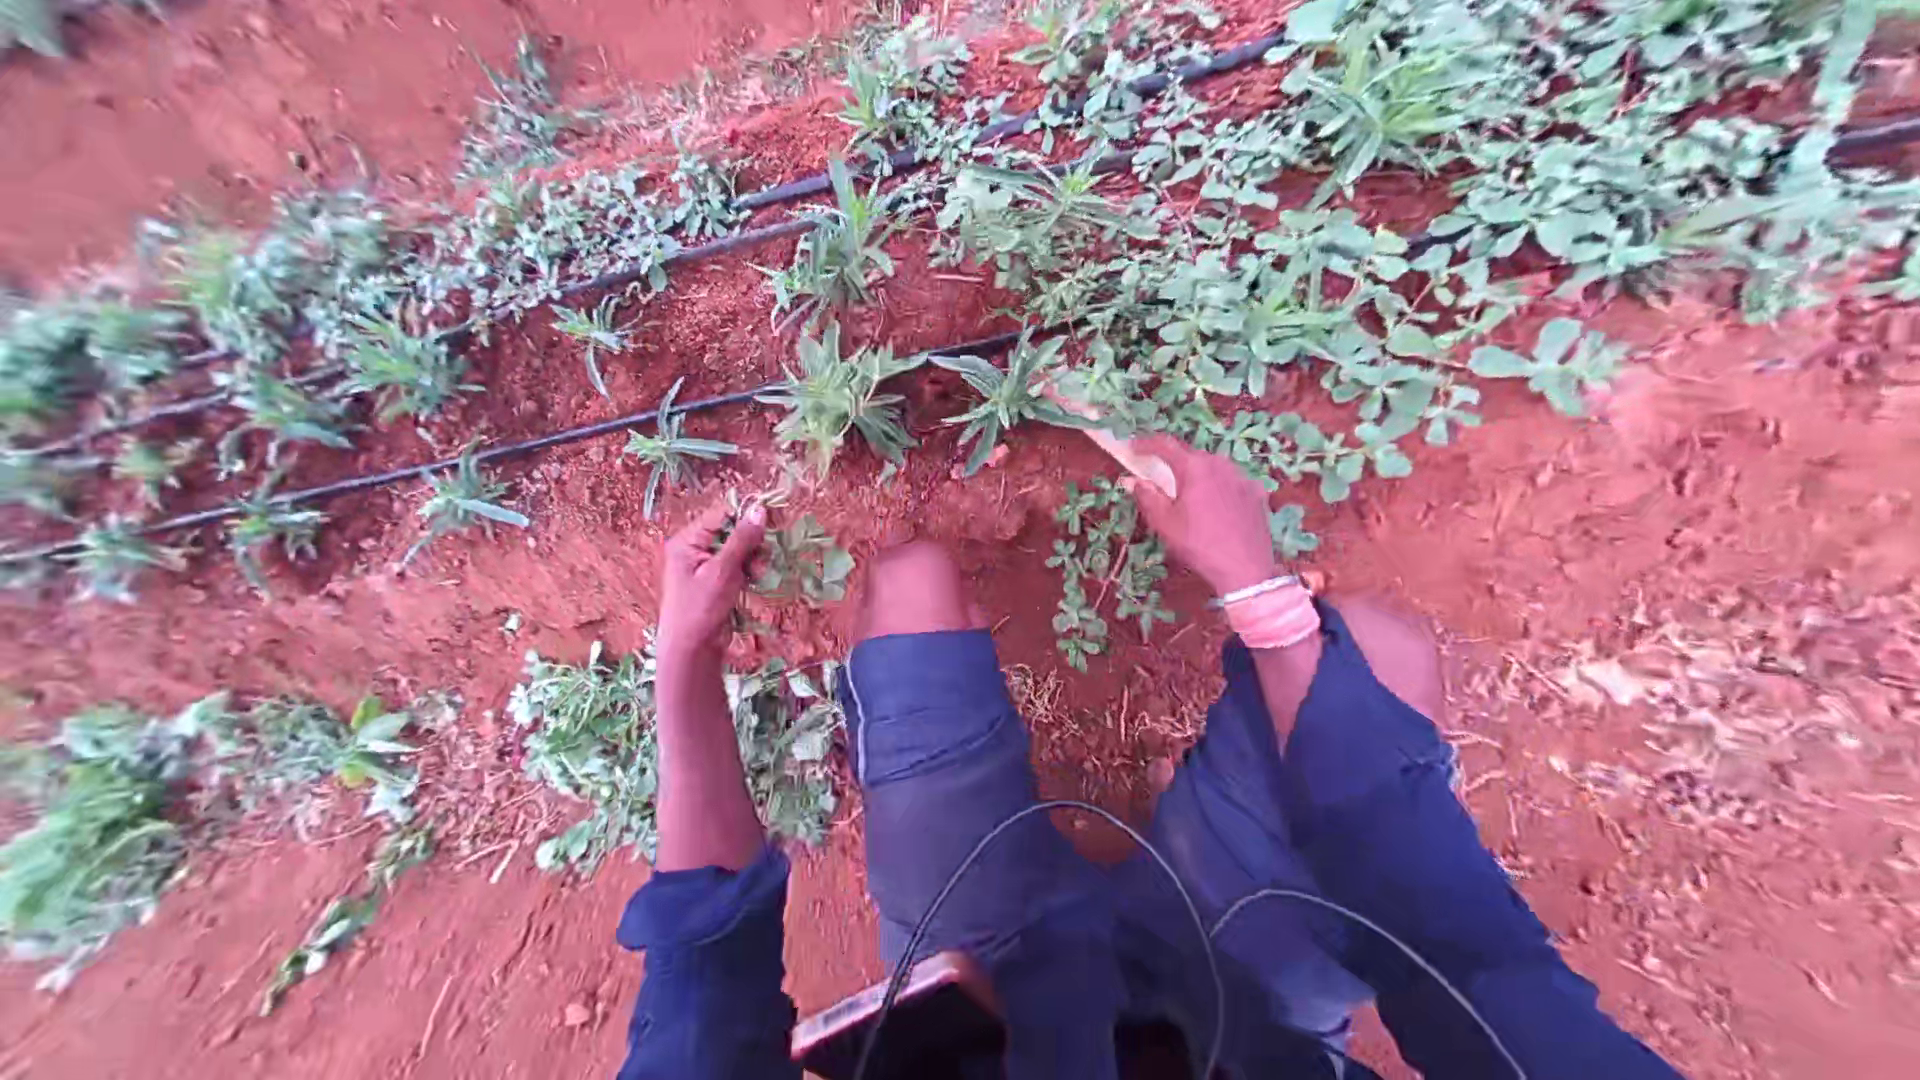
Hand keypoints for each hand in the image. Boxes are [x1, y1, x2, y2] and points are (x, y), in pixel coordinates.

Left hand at [657, 498, 766, 660]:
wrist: (692, 649)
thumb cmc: (700, 609)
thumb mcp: (723, 571)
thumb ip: (742, 539)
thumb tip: (759, 510)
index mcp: (687, 541)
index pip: (721, 515)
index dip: (746, 517)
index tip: (769, 524)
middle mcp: (695, 549)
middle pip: (732, 531)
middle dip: (751, 544)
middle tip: (760, 560)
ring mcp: (706, 565)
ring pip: (739, 549)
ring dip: (753, 559)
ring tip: (756, 576)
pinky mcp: (717, 580)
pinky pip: (739, 565)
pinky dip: (749, 571)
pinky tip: (753, 582)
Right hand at [1124, 435, 1277, 595]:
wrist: (1245, 568)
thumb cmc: (1198, 544)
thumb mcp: (1164, 523)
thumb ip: (1147, 496)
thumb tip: (1135, 481)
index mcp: (1195, 468)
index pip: (1165, 445)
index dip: (1146, 443)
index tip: (1133, 447)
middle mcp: (1221, 464)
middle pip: (1191, 455)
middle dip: (1173, 462)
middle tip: (1159, 475)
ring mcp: (1242, 477)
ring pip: (1213, 467)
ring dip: (1197, 474)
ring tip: (1189, 494)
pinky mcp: (1257, 493)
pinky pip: (1231, 482)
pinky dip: (1218, 487)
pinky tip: (1215, 507)